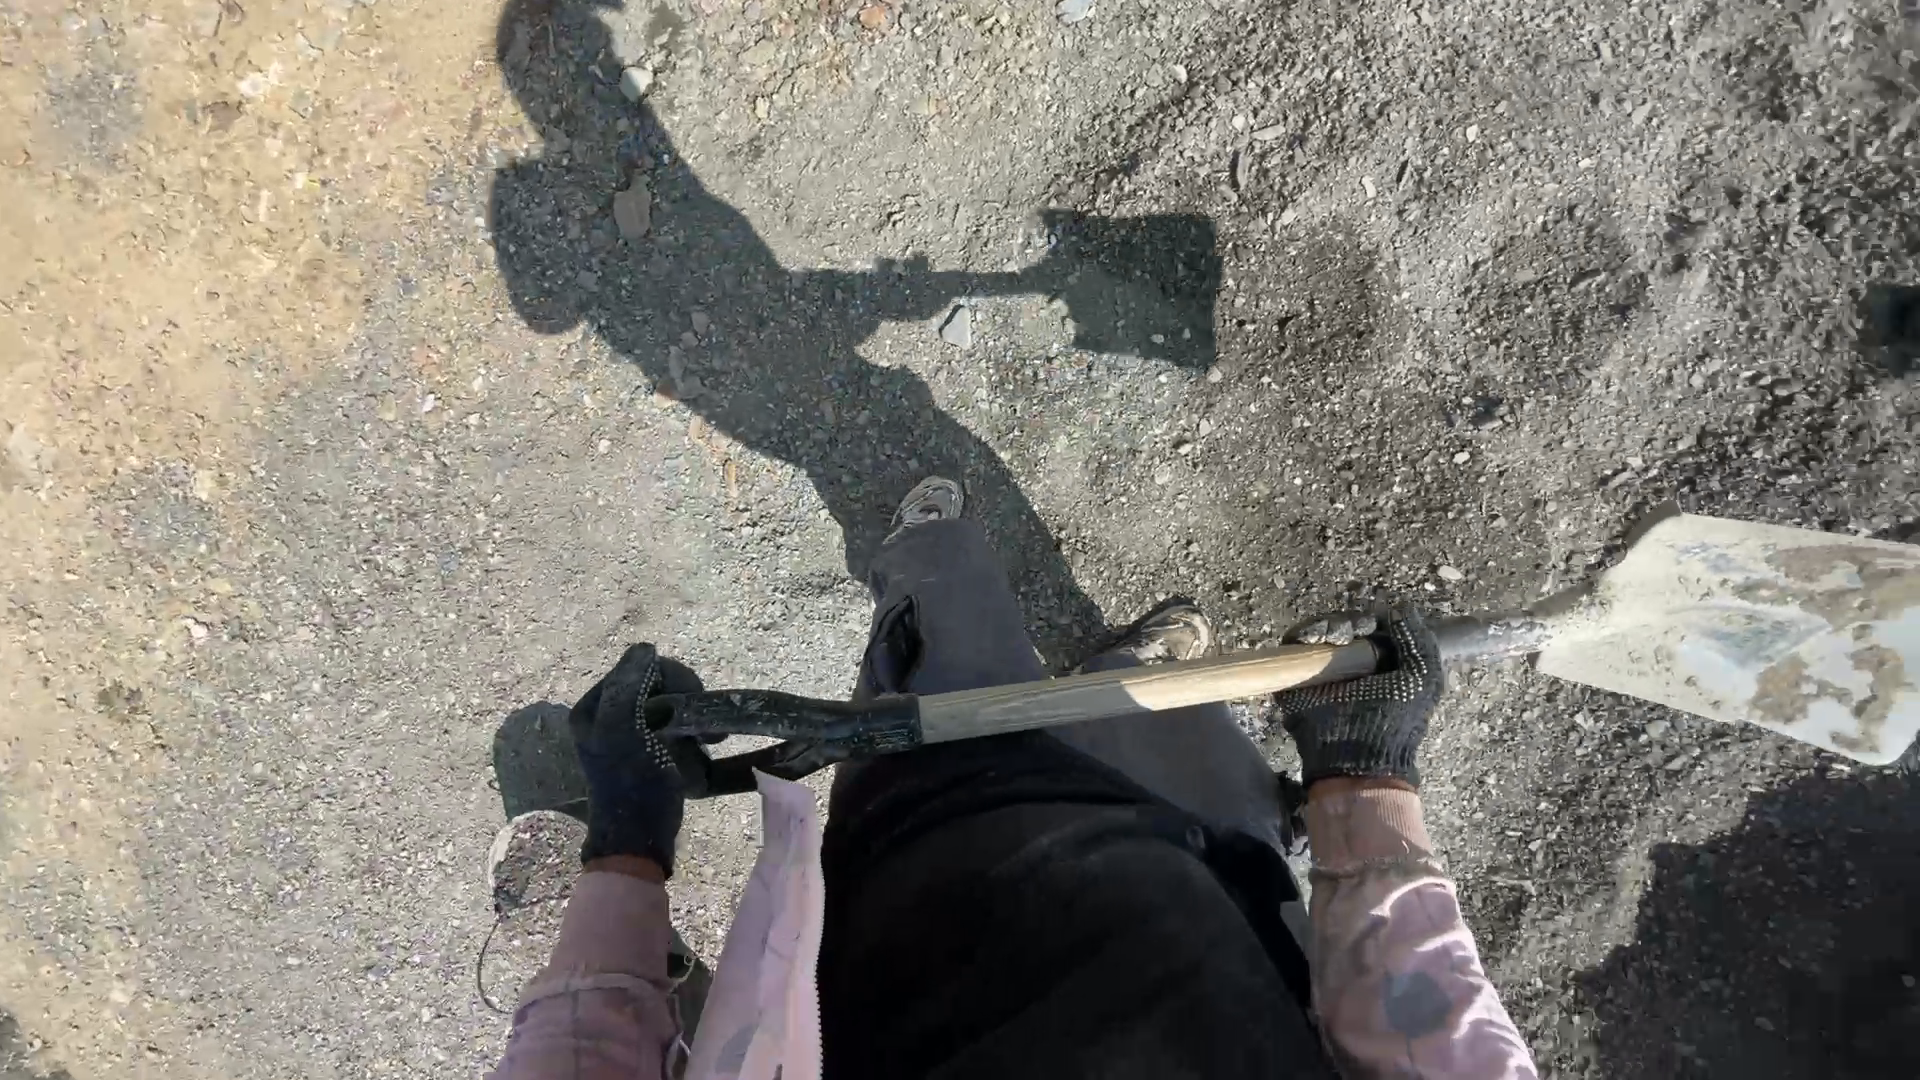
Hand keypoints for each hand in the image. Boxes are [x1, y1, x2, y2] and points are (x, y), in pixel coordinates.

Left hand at [569, 644, 702, 875]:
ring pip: (675, 697)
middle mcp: (612, 713)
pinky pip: (681, 718)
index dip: (668, 677)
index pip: (639, 667)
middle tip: (700, 720)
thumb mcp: (620, 729)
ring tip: (708, 736)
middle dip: (685, 694)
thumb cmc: (631, 782)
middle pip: (659, 679)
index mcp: (595, 706)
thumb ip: (626, 685)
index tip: (687, 699)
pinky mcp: (656, 744)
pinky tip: (705, 741)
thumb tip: (646, 649)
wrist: (642, 834)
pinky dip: (696, 724)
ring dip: (696, 710)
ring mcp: (635, 729)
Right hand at [1273, 607, 1442, 788]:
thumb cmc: (1394, 717)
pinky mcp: (1296, 674)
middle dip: (1342, 623)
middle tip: (1341, 635)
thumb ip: (1418, 640)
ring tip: (1324, 638)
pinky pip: (1293, 645)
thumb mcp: (1423, 678)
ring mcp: (1321, 665)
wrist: (1356, 750)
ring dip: (1321, 627)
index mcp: (1382, 659)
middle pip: (1342, 624)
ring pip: (1317, 630)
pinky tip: (1308, 640)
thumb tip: (1399, 607)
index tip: (1367, 625)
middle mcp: (1350, 659)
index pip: (1371, 625)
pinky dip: (1299, 636)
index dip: (1368, 620)